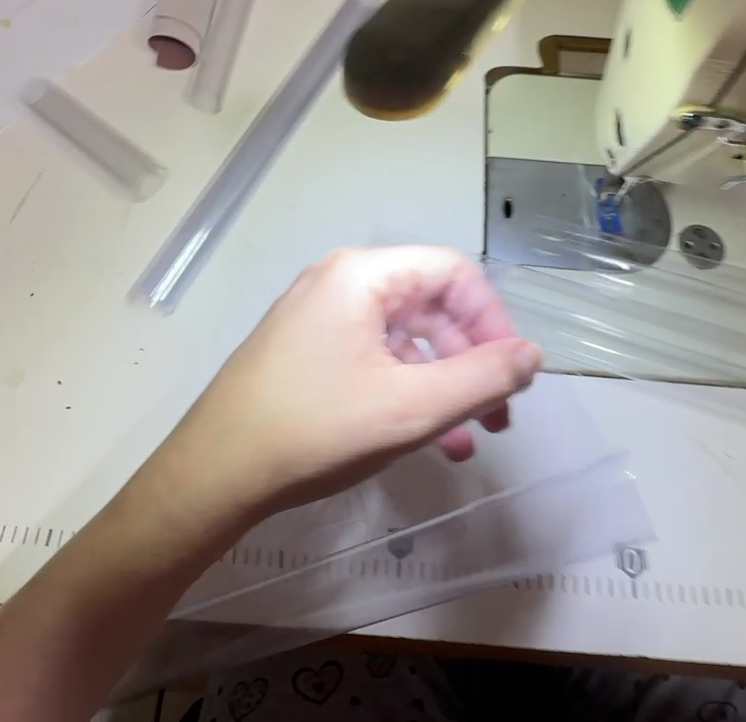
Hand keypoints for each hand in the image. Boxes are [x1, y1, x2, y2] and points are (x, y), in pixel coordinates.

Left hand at [144, 246, 542, 524]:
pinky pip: (375, 357)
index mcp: (362, 275)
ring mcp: (320, 315)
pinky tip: (425, 440)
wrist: (214, 473)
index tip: (512, 374)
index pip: (453, 272)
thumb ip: (482, 379)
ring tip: (465, 443)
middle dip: (471, 361)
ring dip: (442, 385)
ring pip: (405, 338)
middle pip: (430, 305)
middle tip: (498, 416)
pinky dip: (406, 391)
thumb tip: (531, 355)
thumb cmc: (316, 430)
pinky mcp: (308, 348)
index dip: (492, 319)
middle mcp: (340, 282)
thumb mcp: (412, 408)